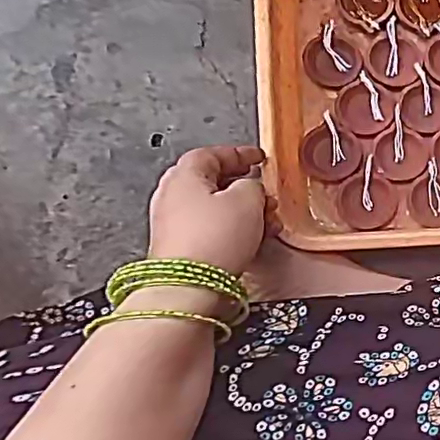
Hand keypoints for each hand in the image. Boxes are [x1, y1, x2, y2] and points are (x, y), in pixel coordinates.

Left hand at [147, 145, 267, 274]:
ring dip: (243, 210)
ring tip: (267, 221)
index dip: (239, 154)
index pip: (212, 154)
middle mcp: (172, 196)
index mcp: (184, 175)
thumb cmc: (215, 238)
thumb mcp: (248, 199)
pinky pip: (210, 228)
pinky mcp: (180, 246)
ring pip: (214, 206)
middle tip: (265, 192)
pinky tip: (253, 238)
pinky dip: (233, 228)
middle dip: (244, 186)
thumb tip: (251, 188)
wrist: (191, 285)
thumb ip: (253, 185)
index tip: (258, 157)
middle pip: (212, 181)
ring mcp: (173, 222)